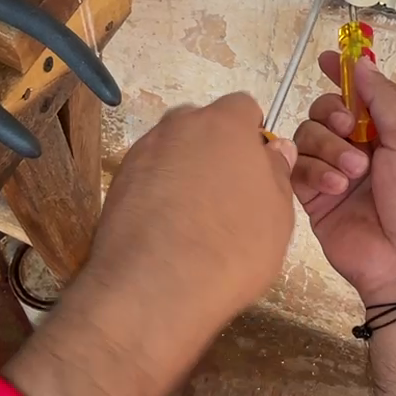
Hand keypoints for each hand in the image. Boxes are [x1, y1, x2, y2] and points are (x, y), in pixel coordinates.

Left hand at [5, 94, 295, 395]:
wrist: (156, 287)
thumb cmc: (233, 247)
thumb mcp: (278, 214)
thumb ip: (277, 173)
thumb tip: (276, 150)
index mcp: (224, 123)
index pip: (243, 107)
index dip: (252, 135)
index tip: (256, 168)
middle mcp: (179, 126)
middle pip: (203, 125)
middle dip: (216, 149)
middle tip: (228, 194)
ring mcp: (143, 152)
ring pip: (173, 151)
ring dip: (185, 170)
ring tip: (194, 218)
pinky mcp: (118, 182)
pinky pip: (148, 177)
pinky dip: (159, 192)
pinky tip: (167, 229)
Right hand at [292, 52, 395, 304]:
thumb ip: (384, 98)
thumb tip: (362, 62)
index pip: (364, 95)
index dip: (344, 75)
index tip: (326, 59)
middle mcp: (365, 151)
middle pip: (327, 111)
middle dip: (332, 114)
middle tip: (347, 128)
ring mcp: (338, 176)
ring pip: (309, 137)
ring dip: (328, 149)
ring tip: (352, 175)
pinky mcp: (315, 200)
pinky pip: (298, 169)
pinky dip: (314, 173)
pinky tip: (334, 189)